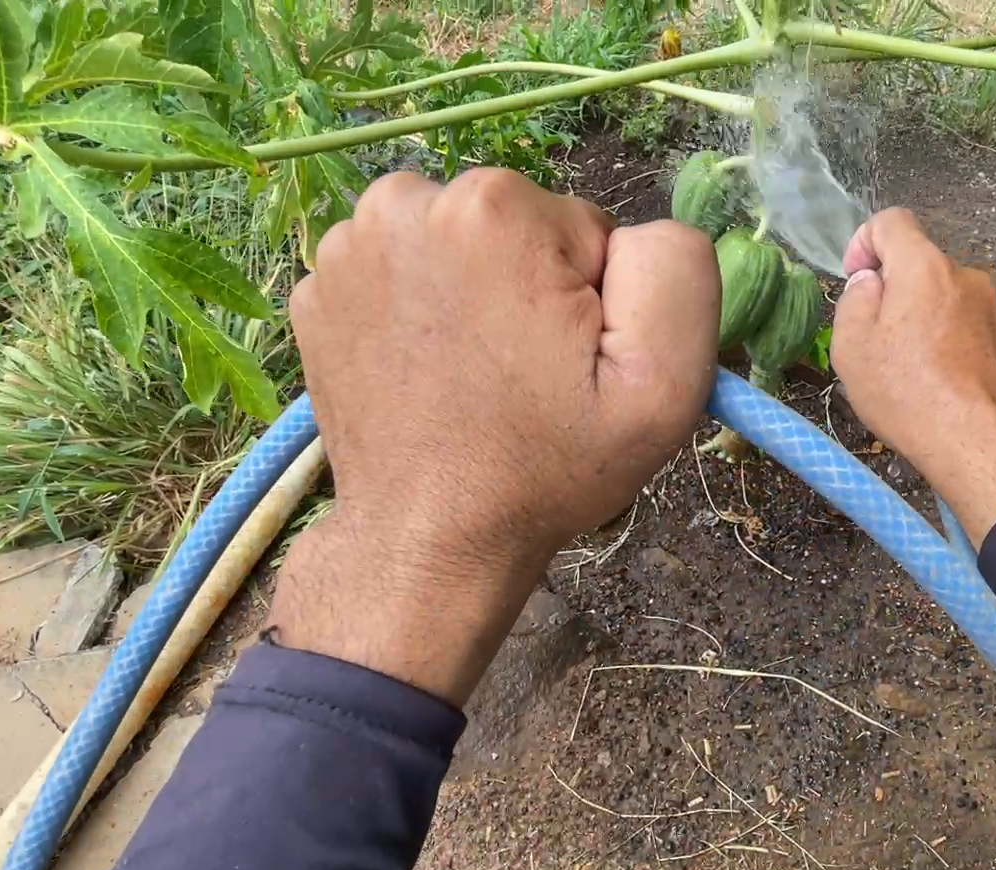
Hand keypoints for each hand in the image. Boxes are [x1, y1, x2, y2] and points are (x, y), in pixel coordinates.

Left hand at [271, 169, 719, 703]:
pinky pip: (405, 279)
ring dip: (479, 300)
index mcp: (496, 209)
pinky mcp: (316, 292)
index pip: (585, 233)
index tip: (568, 369)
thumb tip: (631, 236)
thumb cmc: (549, 470)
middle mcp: (407, 201)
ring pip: (460, 250)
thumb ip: (678, 273)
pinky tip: (431, 378)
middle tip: (528, 380)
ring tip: (479, 381)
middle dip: (535, 294)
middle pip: (519, 232)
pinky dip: (423, 316)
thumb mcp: (663, 385)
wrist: (433, 542)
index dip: (594, 305)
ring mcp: (348, 247)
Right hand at [832, 208, 995, 546]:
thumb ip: (855, 299)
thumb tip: (870, 283)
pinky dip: (941, 340)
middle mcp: (964, 274)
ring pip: (940, 297)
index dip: (863, 243)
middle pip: (918, 263)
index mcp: (923, 266)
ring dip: (917, 318)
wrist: (972, 442)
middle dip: (891, 290)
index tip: (855, 282)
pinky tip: (931, 381)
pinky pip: (961, 325)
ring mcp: (990, 307)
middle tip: (872, 340)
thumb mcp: (852, 346)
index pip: (892, 221)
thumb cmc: (904, 392)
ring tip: (903, 368)